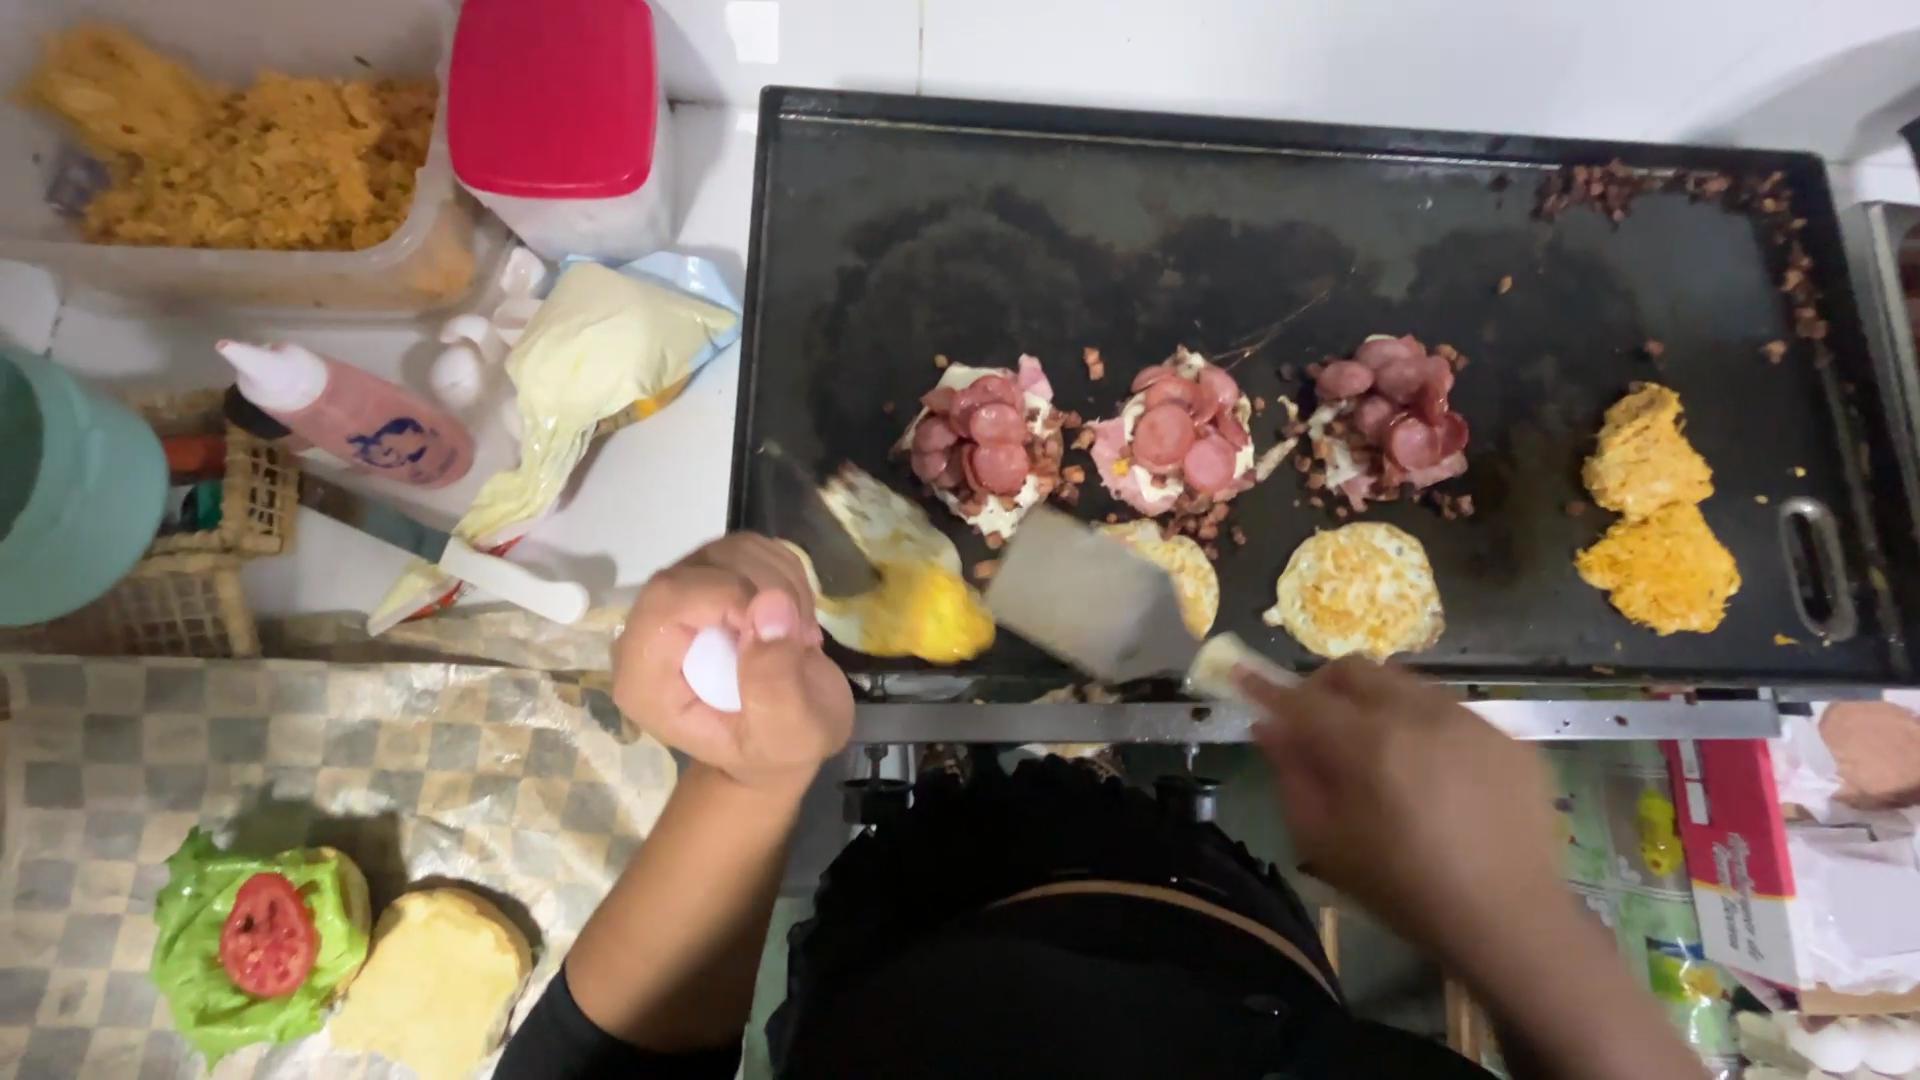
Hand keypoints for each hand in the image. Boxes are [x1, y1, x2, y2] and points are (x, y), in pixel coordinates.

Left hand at [613, 533, 852, 791]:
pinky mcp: (713, 581)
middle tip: (801, 634)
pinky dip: (785, 571)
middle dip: (765, 589)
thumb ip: (775, 680)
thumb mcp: (788, 734)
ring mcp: (682, 600)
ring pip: (727, 551)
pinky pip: (748, 547)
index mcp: (646, 678)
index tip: (783, 632)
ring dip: (781, 581)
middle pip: (697, 569)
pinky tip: (793, 612)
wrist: (784, 741)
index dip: (729, 597)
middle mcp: (649, 632)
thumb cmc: (778, 750)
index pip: (667, 600)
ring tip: (798, 631)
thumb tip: (770, 604)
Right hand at [1236, 657, 1563, 972]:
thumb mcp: (1323, 840)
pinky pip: (1450, 710)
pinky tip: (1432, 772)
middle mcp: (1420, 716)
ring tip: (1378, 749)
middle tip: (1316, 721)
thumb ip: (1289, 774)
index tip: (1241, 673)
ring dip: (1375, 702)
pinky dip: (1423, 726)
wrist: (1513, 924)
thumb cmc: (1403, 888)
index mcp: (1369, 744)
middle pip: (1354, 669)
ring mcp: (1471, 722)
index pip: (1301, 700)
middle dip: (1323, 686)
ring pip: (1403, 683)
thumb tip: (1268, 727)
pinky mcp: (1509, 737)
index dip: (1265, 686)